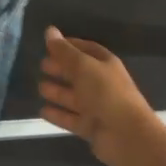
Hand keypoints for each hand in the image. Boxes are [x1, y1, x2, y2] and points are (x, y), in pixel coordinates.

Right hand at [38, 26, 164, 165]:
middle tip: (41, 66)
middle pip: (78, 74)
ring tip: (40, 87)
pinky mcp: (91, 128)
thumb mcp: (83, 66)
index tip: (50, 44)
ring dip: (57, 92)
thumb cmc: (106, 92)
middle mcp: (102, 84)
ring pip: (74, 97)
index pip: (86, 50)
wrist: (126, 135)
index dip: (69, 46)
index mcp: (105, 64)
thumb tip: (49, 30)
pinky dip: (58, 114)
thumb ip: (64, 51)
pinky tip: (42, 111)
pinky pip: (71, 118)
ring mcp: (97, 107)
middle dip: (61, 69)